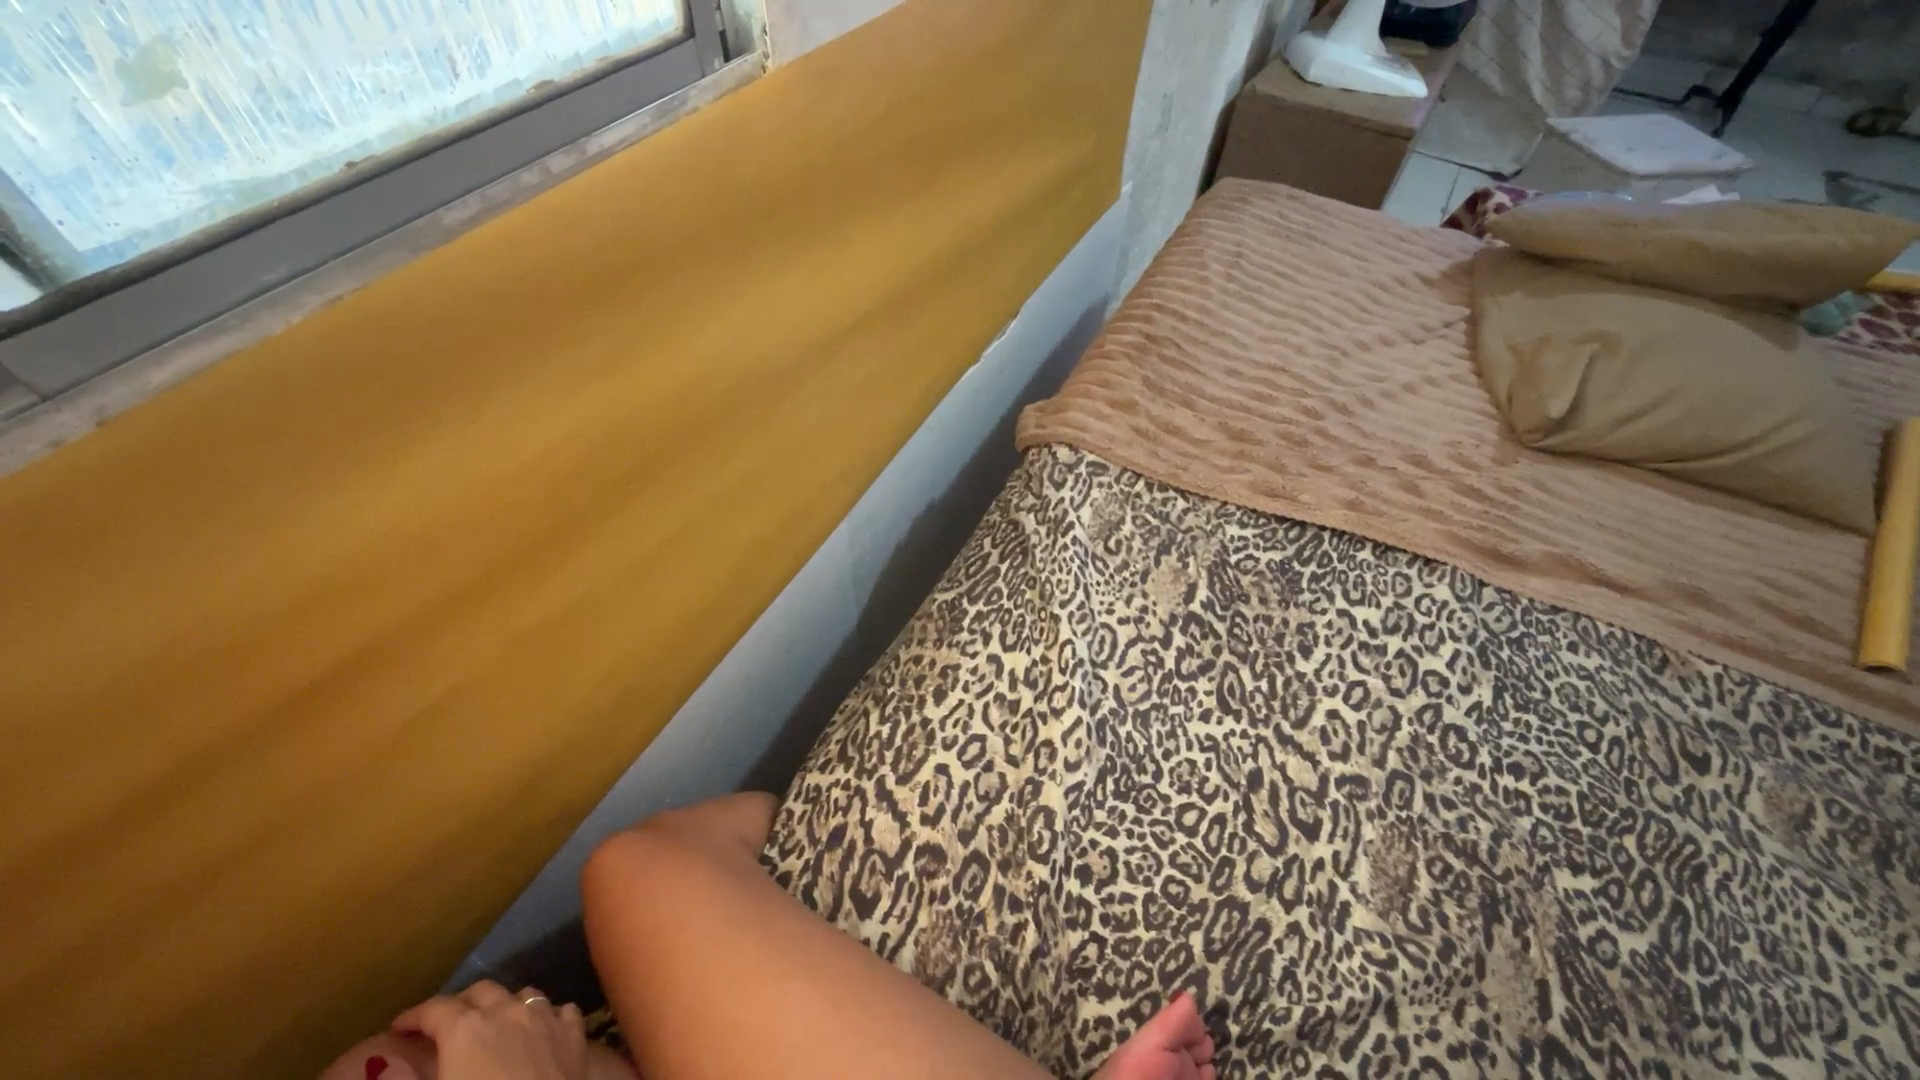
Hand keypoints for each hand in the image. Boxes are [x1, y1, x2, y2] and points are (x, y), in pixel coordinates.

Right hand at [394, 980, 590, 1079]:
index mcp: (465, 1030)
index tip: (399, 1027)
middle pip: (481, 991)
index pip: (434, 1009)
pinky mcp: (574, 1031)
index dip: (413, 1016)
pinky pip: (559, 1011)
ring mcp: (546, 1016)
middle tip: (447, 1024)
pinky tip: (541, 1033)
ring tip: (495, 1025)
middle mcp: (507, 1011)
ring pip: (523, 994)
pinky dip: (546, 1018)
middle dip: (460, 1003)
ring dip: (506, 1006)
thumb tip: (391, 1070)